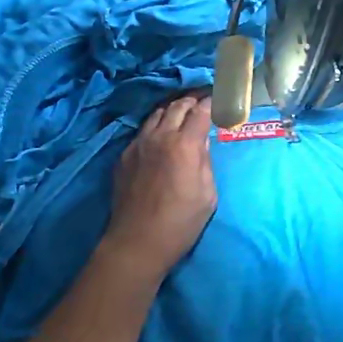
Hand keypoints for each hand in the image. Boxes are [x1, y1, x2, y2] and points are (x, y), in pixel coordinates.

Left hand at [100, 95, 216, 280]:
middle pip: (176, 106)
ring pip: (155, 115)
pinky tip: (160, 136)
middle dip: (191, 101)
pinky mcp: (124, 156)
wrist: (137, 241)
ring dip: (171, 110)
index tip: (218, 100)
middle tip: (201, 103)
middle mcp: (159, 137)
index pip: (200, 112)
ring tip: (181, 114)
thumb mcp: (208, 195)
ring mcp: (137, 145)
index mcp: (184, 145)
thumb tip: (201, 143)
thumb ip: (205, 162)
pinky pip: (142, 132)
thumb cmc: (181, 223)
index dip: (211, 103)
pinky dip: (155, 127)